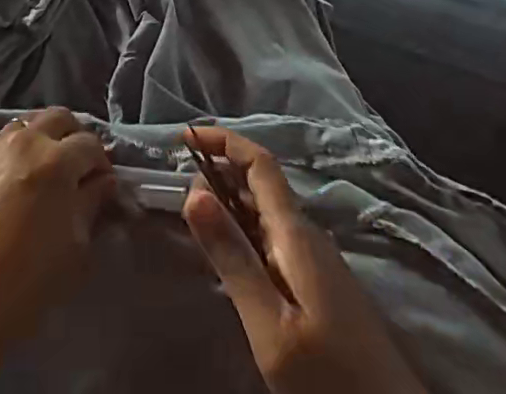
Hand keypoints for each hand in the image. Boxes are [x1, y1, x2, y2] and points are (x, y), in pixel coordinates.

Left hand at [0, 107, 114, 393]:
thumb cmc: (27, 278)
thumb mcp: (75, 246)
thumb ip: (92, 204)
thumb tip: (103, 183)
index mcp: (56, 159)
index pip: (91, 144)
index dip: (102, 164)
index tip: (104, 186)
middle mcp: (25, 141)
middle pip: (59, 117)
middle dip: (74, 137)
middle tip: (79, 170)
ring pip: (28, 124)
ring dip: (44, 138)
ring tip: (47, 173)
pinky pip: (2, 140)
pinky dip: (18, 149)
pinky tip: (18, 180)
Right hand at [183, 127, 428, 393]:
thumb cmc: (329, 376)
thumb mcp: (269, 325)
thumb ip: (233, 258)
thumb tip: (194, 192)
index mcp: (296, 234)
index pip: (260, 163)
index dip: (223, 140)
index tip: (184, 135)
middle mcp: (307, 235)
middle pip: (259, 185)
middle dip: (217, 174)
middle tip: (176, 192)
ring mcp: (315, 259)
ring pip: (264, 213)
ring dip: (227, 204)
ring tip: (192, 217)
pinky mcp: (317, 283)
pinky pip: (272, 239)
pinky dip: (241, 231)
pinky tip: (226, 254)